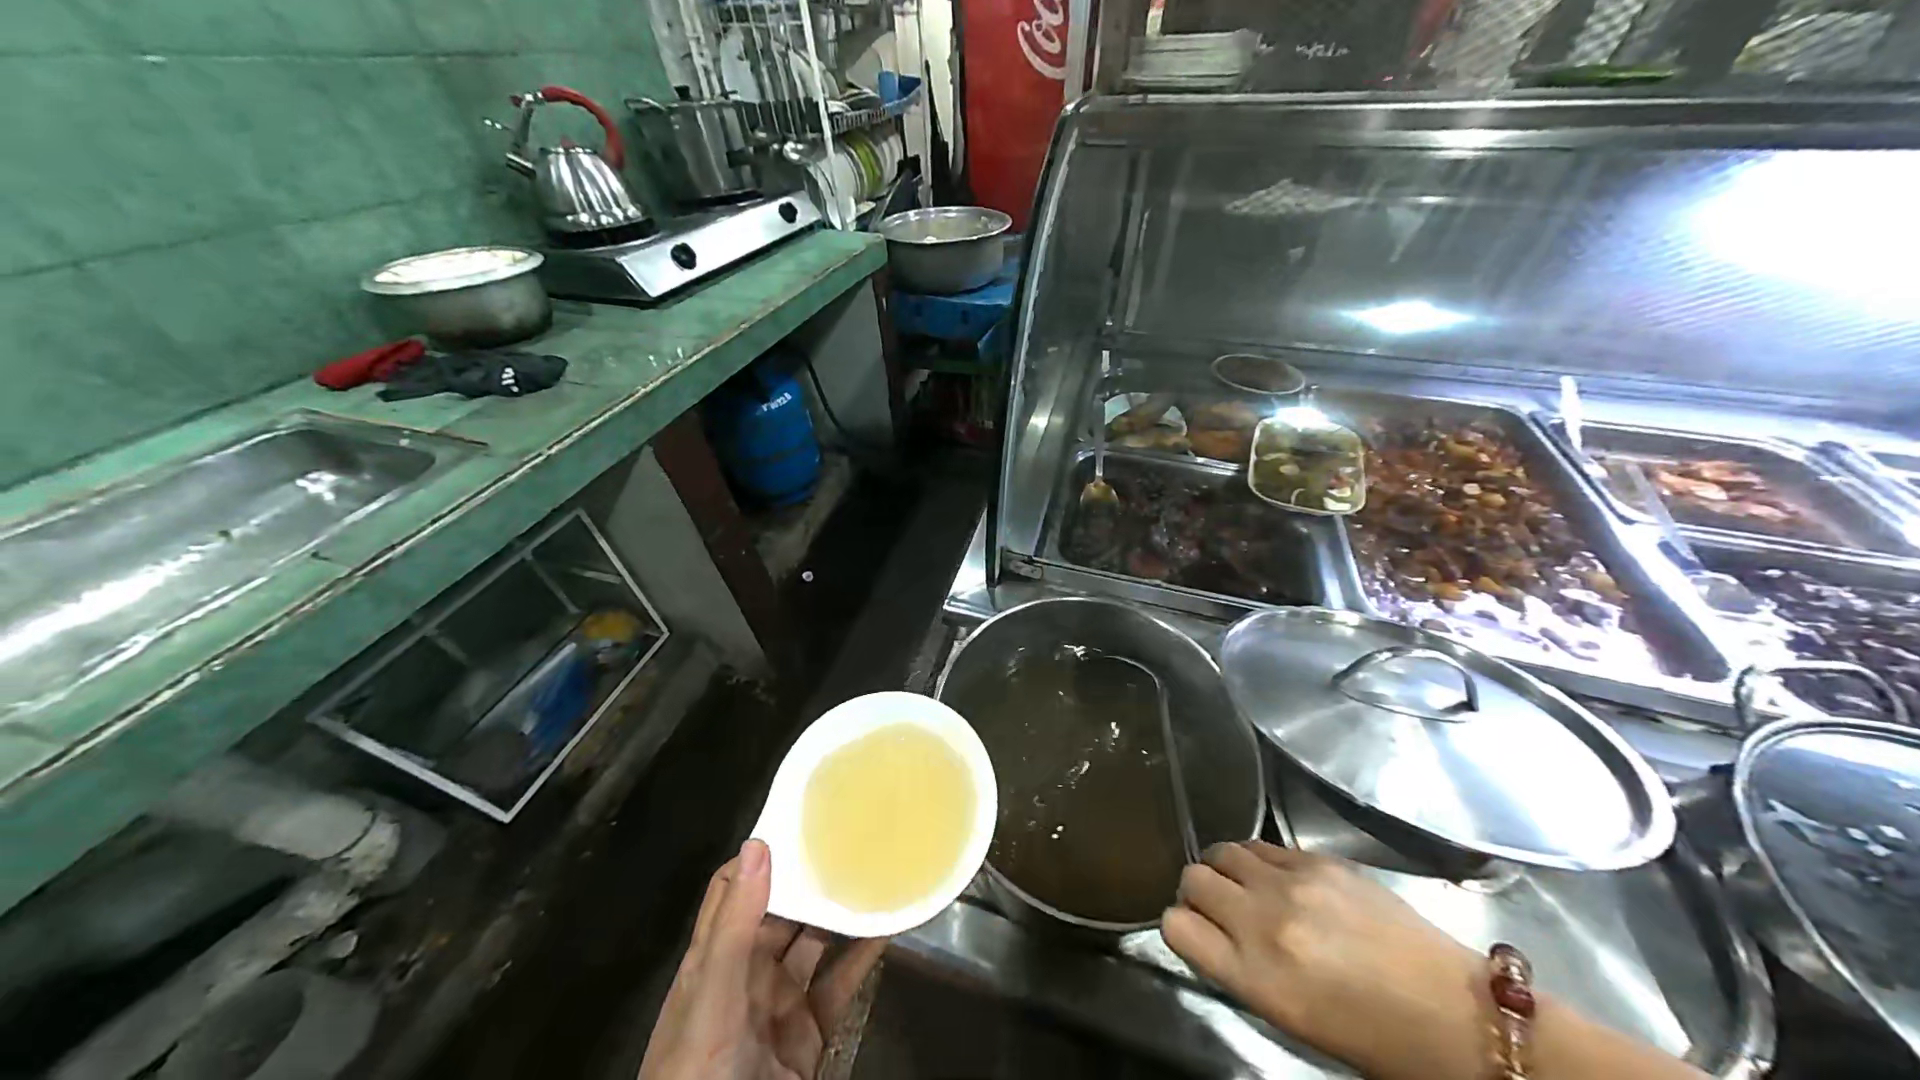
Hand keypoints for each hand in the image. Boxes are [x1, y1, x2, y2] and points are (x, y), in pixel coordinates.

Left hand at [638, 840, 888, 1079]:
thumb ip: (735, 925)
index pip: (735, 887)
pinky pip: (841, 983)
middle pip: (783, 910)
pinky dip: (865, 956)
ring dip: (843, 912)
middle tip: (852, 834)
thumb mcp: (713, 994)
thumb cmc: (700, 1068)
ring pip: (817, 943)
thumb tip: (758, 844)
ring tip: (876, 870)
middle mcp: (748, 971)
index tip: (799, 817)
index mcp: (714, 956)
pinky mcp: (810, 1032)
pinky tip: (890, 928)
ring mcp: (781, 1001)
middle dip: (813, 876)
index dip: (763, 853)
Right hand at [1161, 841, 1486, 1079]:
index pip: (1175, 925)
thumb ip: (1235, 966)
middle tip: (1219, 907)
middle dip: (1196, 891)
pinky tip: (1279, 879)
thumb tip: (1205, 927)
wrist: (1454, 1013)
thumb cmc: (1368, 1034)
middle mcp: (1263, 921)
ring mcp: (1293, 884)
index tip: (1195, 930)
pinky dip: (1258, 859)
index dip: (1179, 925)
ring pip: (1221, 850)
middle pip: (1191, 878)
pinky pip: (1262, 844)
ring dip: (1223, 868)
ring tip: (1246, 886)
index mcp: (1254, 975)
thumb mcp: (1286, 1015)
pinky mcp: (1320, 861)